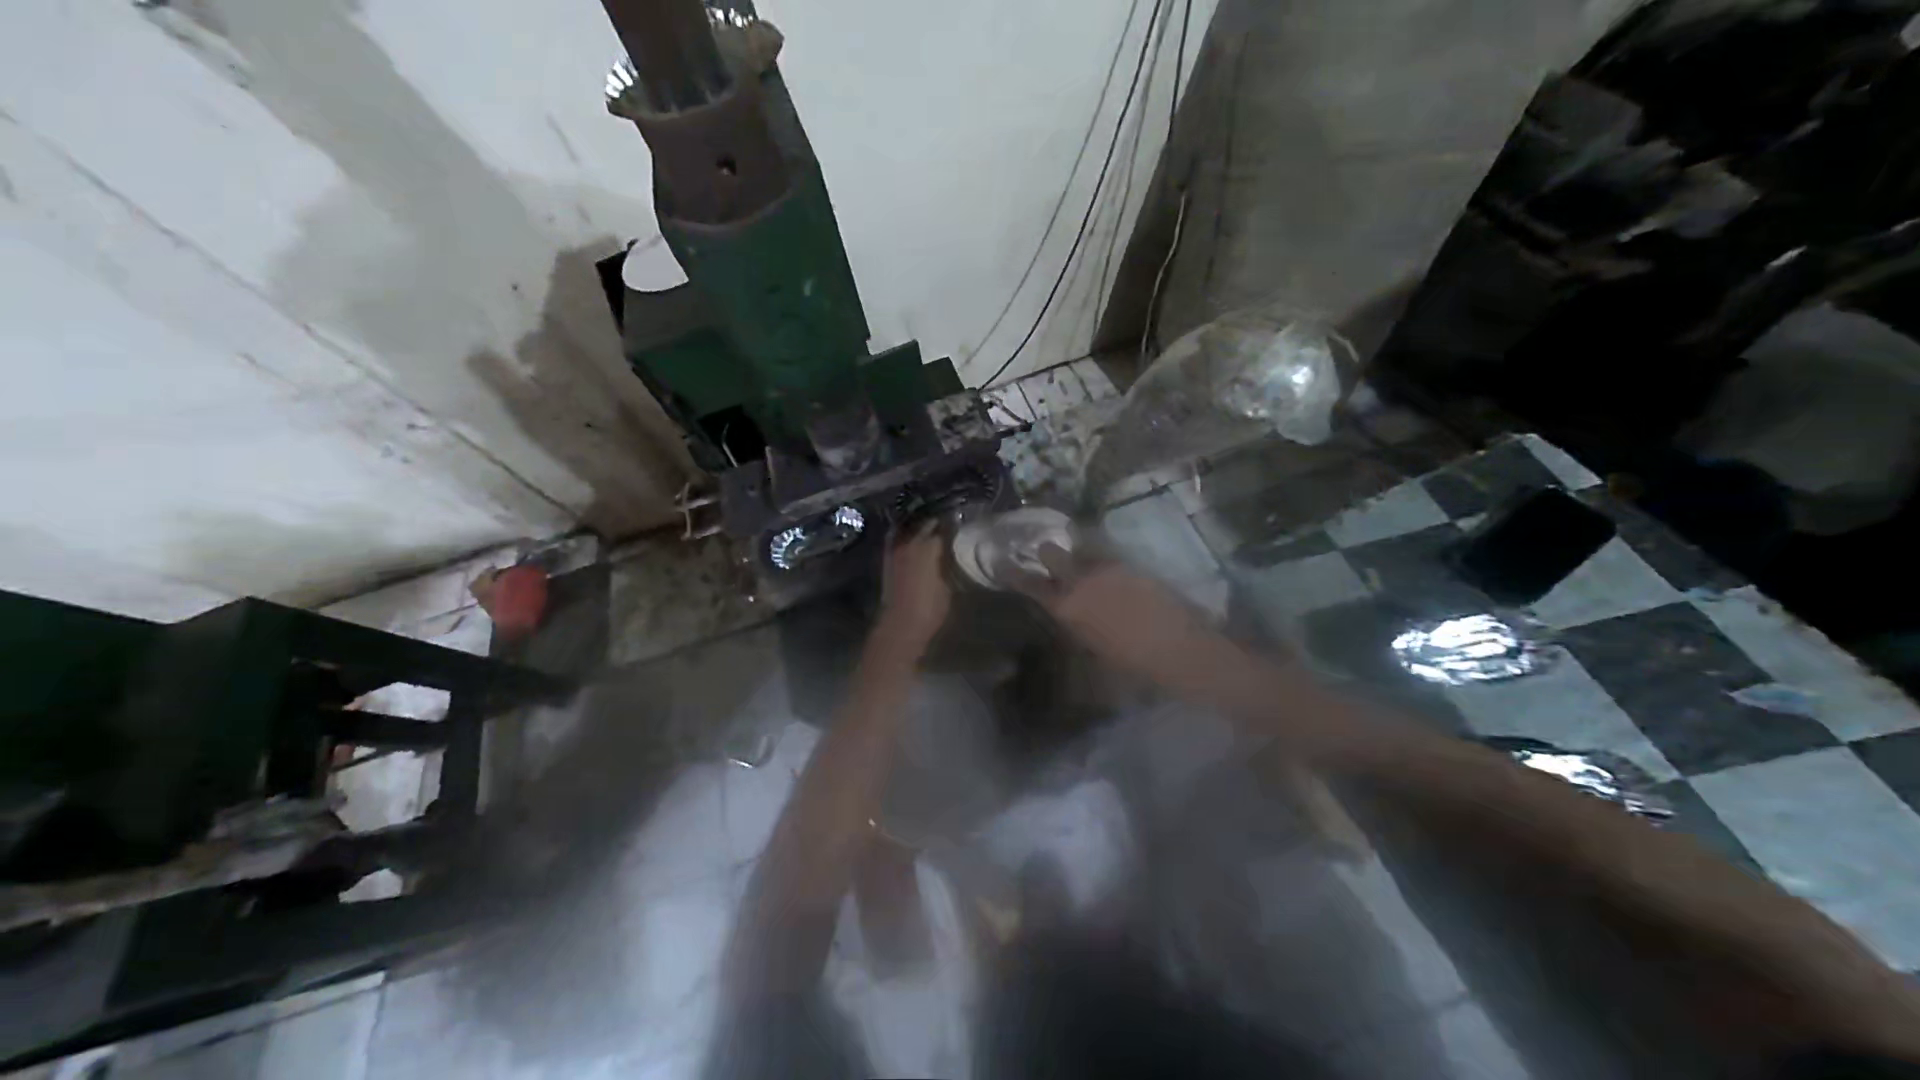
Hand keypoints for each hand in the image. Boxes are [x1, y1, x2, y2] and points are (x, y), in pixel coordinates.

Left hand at [876, 525, 950, 653]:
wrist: (901, 624)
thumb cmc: (930, 608)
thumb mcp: (947, 586)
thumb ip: (947, 564)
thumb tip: (949, 554)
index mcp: (929, 548)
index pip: (943, 528)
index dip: (952, 526)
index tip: (959, 525)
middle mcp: (911, 543)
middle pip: (926, 526)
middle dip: (936, 525)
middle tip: (947, 526)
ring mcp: (896, 550)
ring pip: (910, 531)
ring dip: (920, 529)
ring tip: (931, 531)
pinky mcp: (887, 560)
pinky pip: (896, 540)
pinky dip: (905, 537)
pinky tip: (912, 540)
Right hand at [1013, 545, 1224, 687]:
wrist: (1176, 648)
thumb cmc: (1131, 664)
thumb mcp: (1091, 649)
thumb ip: (1075, 624)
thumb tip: (1069, 613)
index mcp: (1065, 608)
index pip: (1029, 584)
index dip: (1012, 572)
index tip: (1001, 562)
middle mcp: (1079, 582)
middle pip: (1051, 552)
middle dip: (1047, 553)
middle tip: (1048, 556)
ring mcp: (1105, 568)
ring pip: (1081, 548)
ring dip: (1079, 554)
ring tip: (1086, 562)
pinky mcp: (1130, 564)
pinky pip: (1107, 554)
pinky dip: (1104, 559)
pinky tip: (1113, 570)